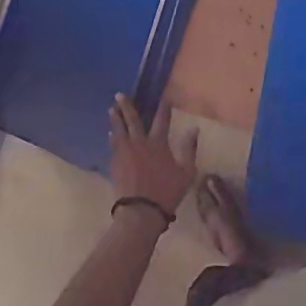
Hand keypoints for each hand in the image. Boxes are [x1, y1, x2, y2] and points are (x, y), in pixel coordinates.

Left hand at [108, 93, 197, 214]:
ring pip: (119, 130)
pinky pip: (113, 145)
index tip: (163, 98)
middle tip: (119, 94)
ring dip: (115, 119)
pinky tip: (111, 134)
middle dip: (126, 106)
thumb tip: (194, 129)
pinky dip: (113, 137)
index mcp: (158, 144)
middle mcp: (140, 143)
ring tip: (111, 109)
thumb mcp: (187, 173)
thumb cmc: (167, 193)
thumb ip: (190, 149)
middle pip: (132, 120)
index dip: (163, 108)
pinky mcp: (115, 163)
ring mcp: (125, 152)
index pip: (162, 120)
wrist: (141, 211)